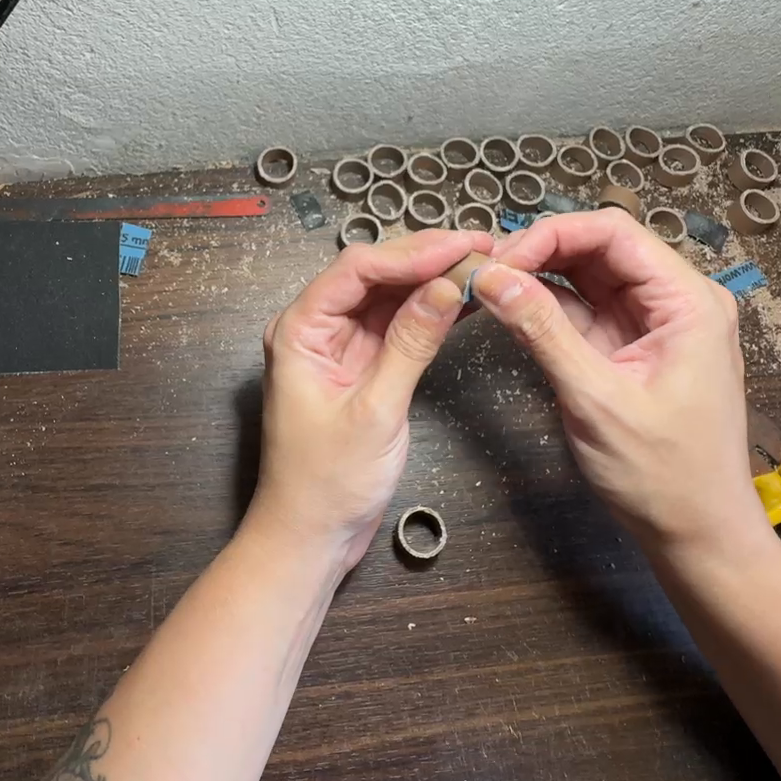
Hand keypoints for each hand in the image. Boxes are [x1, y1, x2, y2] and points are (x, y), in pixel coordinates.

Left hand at [252, 229, 492, 574]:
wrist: (310, 535)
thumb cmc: (325, 482)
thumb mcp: (374, 410)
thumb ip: (410, 344)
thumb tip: (447, 287)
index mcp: (299, 330)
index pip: (356, 269)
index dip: (411, 252)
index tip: (460, 245)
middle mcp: (315, 329)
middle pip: (373, 275)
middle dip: (426, 258)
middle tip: (481, 247)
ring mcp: (338, 346)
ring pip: (388, 297)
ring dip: (432, 281)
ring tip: (481, 265)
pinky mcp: (360, 366)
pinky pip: (396, 327)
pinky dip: (428, 313)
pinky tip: (463, 301)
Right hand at [469, 211, 766, 557]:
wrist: (696, 536)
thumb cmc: (664, 474)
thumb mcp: (596, 399)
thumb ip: (542, 331)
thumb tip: (492, 277)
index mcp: (686, 301)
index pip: (613, 233)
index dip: (551, 234)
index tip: (500, 261)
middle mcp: (672, 300)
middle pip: (597, 248)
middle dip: (538, 252)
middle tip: (485, 274)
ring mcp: (648, 323)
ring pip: (584, 275)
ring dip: (536, 276)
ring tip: (488, 286)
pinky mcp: (625, 345)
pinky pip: (580, 309)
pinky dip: (542, 307)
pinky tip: (509, 308)